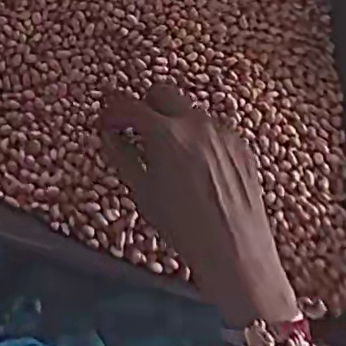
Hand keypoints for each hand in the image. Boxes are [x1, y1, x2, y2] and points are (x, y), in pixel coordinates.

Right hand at [98, 83, 299, 326]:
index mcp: (166, 133)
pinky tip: (194, 165)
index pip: (130, 105)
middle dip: (144, 105)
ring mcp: (221, 131)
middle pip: (162, 93)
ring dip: (172, 121)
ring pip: (188, 111)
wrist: (235, 252)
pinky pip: (212, 129)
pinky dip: (197, 137)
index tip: (106, 121)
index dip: (112, 110)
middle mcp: (195, 123)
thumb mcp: (143, 191)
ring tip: (165, 153)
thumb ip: (122, 155)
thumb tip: (109, 136)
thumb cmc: (184, 227)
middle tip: (133, 127)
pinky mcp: (240, 144)